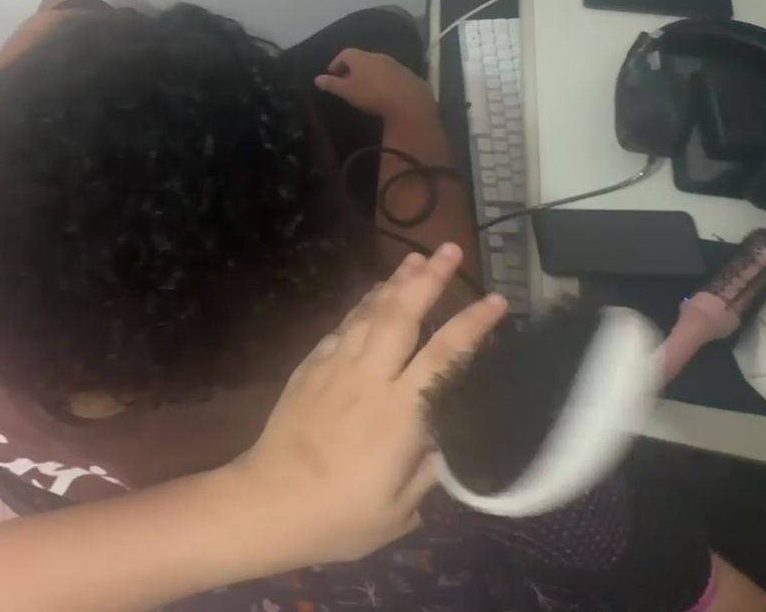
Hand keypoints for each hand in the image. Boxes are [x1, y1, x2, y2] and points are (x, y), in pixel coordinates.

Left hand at [224, 244, 506, 564]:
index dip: (473, 324)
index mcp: (400, 413)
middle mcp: (368, 377)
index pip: (445, 355)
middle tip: (450, 249)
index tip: (496, 300)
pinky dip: (363, 306)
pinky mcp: (309, 366)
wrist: (269, 499)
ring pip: (369, 312)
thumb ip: (429, 467)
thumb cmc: (341, 515)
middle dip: (428, 278)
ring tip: (416, 259)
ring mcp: (334, 365)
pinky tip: (373, 297)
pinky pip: (343, 326)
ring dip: (394, 283)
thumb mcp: (402, 508)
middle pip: (402, 314)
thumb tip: (447, 436)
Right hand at [314, 48, 434, 123]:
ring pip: (376, 65)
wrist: (409, 102)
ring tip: (364, 87)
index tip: (332, 74)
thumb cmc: (372, 94)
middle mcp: (377, 56)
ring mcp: (394, 63)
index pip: (344, 54)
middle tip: (346, 82)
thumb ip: (331, 84)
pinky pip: (389, 73)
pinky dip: (382, 79)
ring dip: (368, 73)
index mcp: (360, 58)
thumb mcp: (347, 91)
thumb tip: (317, 78)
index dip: (336, 63)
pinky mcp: (406, 73)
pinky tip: (382, 91)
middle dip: (352, 68)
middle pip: (361, 58)